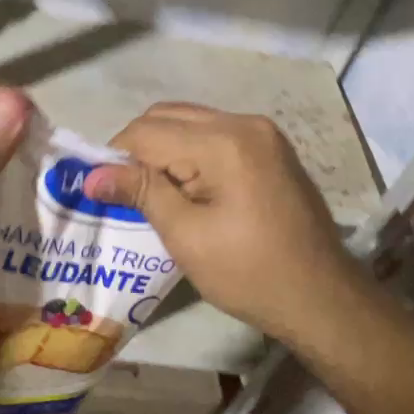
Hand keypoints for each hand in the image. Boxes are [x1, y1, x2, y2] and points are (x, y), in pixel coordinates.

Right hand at [82, 103, 364, 342]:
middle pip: (169, 116)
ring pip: (191, 122)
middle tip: (122, 192)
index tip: (100, 190)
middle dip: (138, 149)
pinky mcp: (272, 148)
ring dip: (164, 149)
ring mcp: (263, 133)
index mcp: (224, 142)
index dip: (115, 157)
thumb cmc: (250, 273)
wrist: (323, 297)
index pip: (148, 131)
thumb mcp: (186, 236)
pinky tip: (186, 188)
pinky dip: (191, 152)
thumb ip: (141, 193)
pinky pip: (216, 135)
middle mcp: (245, 123)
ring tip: (151, 193)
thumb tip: (90, 175)